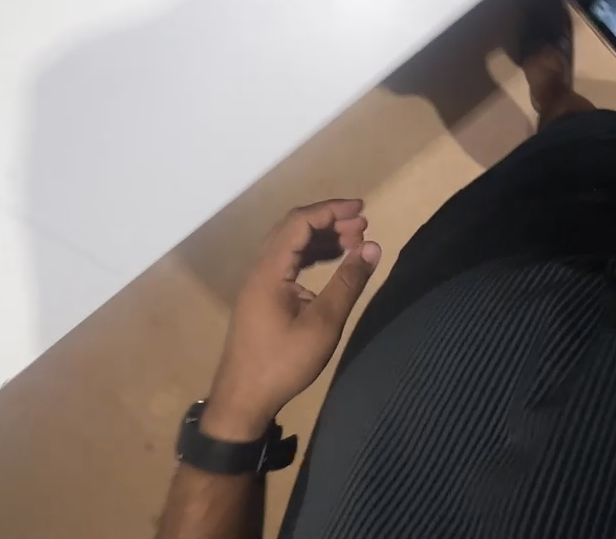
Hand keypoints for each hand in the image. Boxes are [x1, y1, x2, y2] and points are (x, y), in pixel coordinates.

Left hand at [203, 199, 380, 439]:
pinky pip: (289, 261)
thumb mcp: (324, 323)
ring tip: (354, 241)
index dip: (332, 210)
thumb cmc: (282, 363)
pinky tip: (333, 262)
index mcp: (270, 270)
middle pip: (293, 228)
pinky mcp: (262, 298)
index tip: (362, 210)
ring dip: (322, 237)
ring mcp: (259, 284)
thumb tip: (374, 245)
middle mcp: (260, 270)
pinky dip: (313, 254)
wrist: (241, 404)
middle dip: (330, 220)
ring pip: (291, 245)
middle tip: (363, 227)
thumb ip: (349, 281)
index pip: (300, 222)